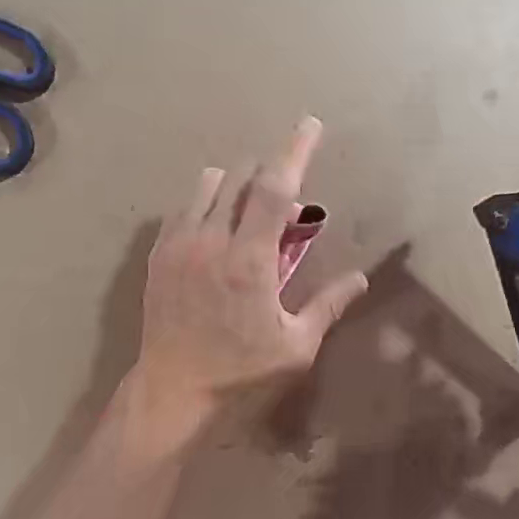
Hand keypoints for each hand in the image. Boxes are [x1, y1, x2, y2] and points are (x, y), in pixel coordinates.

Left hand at [130, 117, 369, 426]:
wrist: (172, 393)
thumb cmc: (240, 374)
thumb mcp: (296, 347)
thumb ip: (328, 305)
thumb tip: (361, 278)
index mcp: (250, 260)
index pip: (276, 189)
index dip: (296, 151)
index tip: (311, 125)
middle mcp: (210, 240)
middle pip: (241, 176)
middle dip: (269, 176)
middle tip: (286, 207)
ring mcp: (178, 245)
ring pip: (207, 184)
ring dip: (235, 187)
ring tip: (248, 218)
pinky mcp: (157, 255)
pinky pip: (182, 208)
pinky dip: (205, 205)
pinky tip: (215, 234)